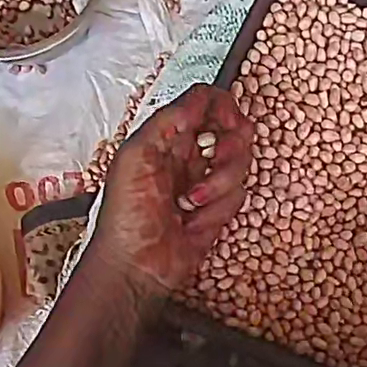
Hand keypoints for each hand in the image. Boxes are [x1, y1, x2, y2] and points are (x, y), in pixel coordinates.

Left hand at [86, 84, 252, 298]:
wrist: (136, 266)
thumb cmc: (126, 216)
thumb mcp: (135, 157)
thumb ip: (167, 122)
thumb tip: (200, 99)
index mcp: (167, 137)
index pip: (205, 104)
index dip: (223, 106)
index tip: (229, 121)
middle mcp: (190, 156)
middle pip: (233, 131)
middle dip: (230, 147)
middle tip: (215, 160)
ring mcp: (207, 182)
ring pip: (240, 164)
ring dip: (220, 184)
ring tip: (192, 202)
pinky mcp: (219, 209)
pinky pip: (238, 195)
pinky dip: (219, 208)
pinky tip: (195, 221)